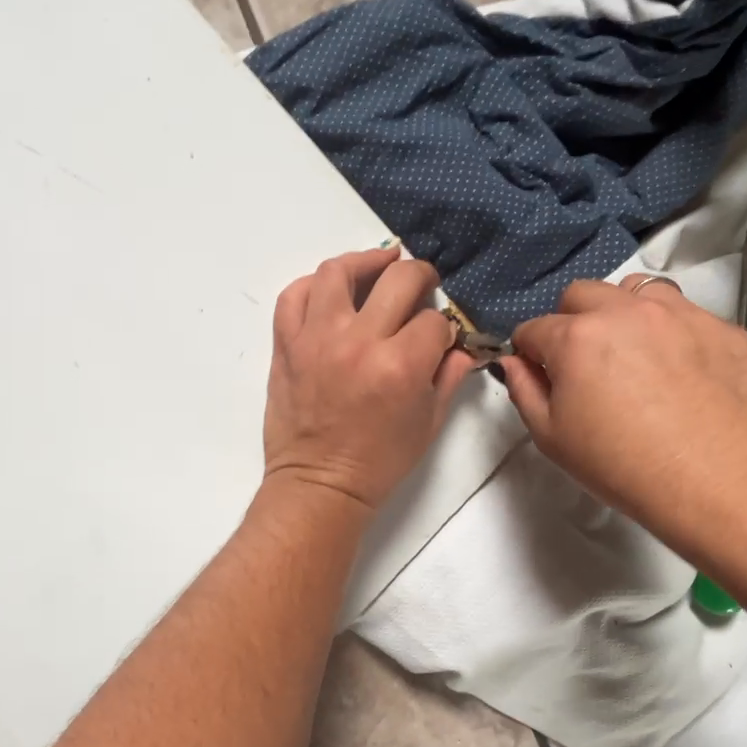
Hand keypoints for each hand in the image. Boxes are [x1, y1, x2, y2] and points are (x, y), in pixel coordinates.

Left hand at [263, 246, 477, 511]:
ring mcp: (316, 339)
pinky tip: (330, 290)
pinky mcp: (286, 345)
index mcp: (400, 365)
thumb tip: (460, 345)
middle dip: (420, 276)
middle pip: (397, 279)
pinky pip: (292, 297)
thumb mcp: (429, 423)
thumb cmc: (378, 462)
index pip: (433, 321)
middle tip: (423, 284)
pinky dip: (312, 286)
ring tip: (379, 265)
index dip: (443, 327)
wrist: (319, 484)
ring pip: (337, 272)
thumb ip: (448, 376)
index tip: (438, 337)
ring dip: (364, 262)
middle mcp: (358, 341)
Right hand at [500, 274, 746, 529]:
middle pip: (582, 294)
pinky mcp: (725, 329)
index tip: (540, 376)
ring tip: (633, 353)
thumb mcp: (552, 438)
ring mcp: (682, 315)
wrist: (720, 484)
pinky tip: (680, 374)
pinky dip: (672, 333)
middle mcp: (626, 311)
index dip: (530, 353)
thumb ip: (524, 390)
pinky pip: (687, 316)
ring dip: (623, 312)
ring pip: (638, 290)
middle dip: (571, 320)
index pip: (533, 328)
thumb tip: (513, 362)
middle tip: (584, 363)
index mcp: (577, 337)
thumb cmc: (621, 466)